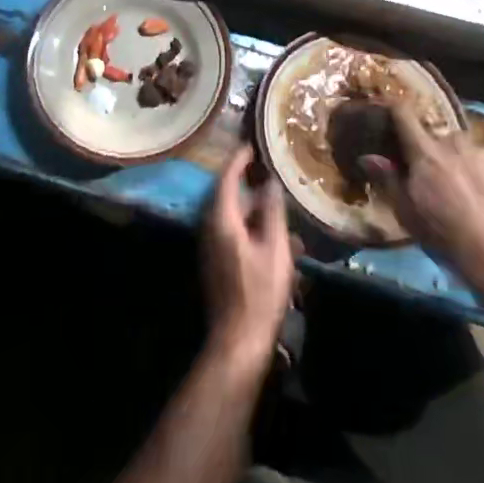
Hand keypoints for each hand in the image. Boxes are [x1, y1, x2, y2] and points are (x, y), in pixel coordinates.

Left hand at [200, 145, 293, 368]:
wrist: (238, 336)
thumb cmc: (260, 292)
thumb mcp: (275, 250)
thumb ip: (271, 213)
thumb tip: (270, 183)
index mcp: (221, 221)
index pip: (225, 180)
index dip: (237, 161)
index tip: (250, 146)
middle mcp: (208, 228)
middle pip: (223, 195)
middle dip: (241, 179)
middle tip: (261, 167)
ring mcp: (209, 245)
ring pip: (227, 213)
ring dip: (246, 203)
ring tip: (269, 197)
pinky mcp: (214, 259)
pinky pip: (228, 229)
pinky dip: (245, 222)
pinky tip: (268, 231)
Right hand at [362, 106, 483, 328]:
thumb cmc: (448, 237)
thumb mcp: (408, 214)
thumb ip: (388, 180)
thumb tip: (368, 157)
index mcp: (425, 152)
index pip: (404, 117)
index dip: (394, 110)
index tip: (387, 110)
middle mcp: (455, 143)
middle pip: (437, 136)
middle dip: (430, 150)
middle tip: (430, 175)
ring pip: (464, 149)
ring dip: (458, 161)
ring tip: (463, 191)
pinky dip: (482, 173)